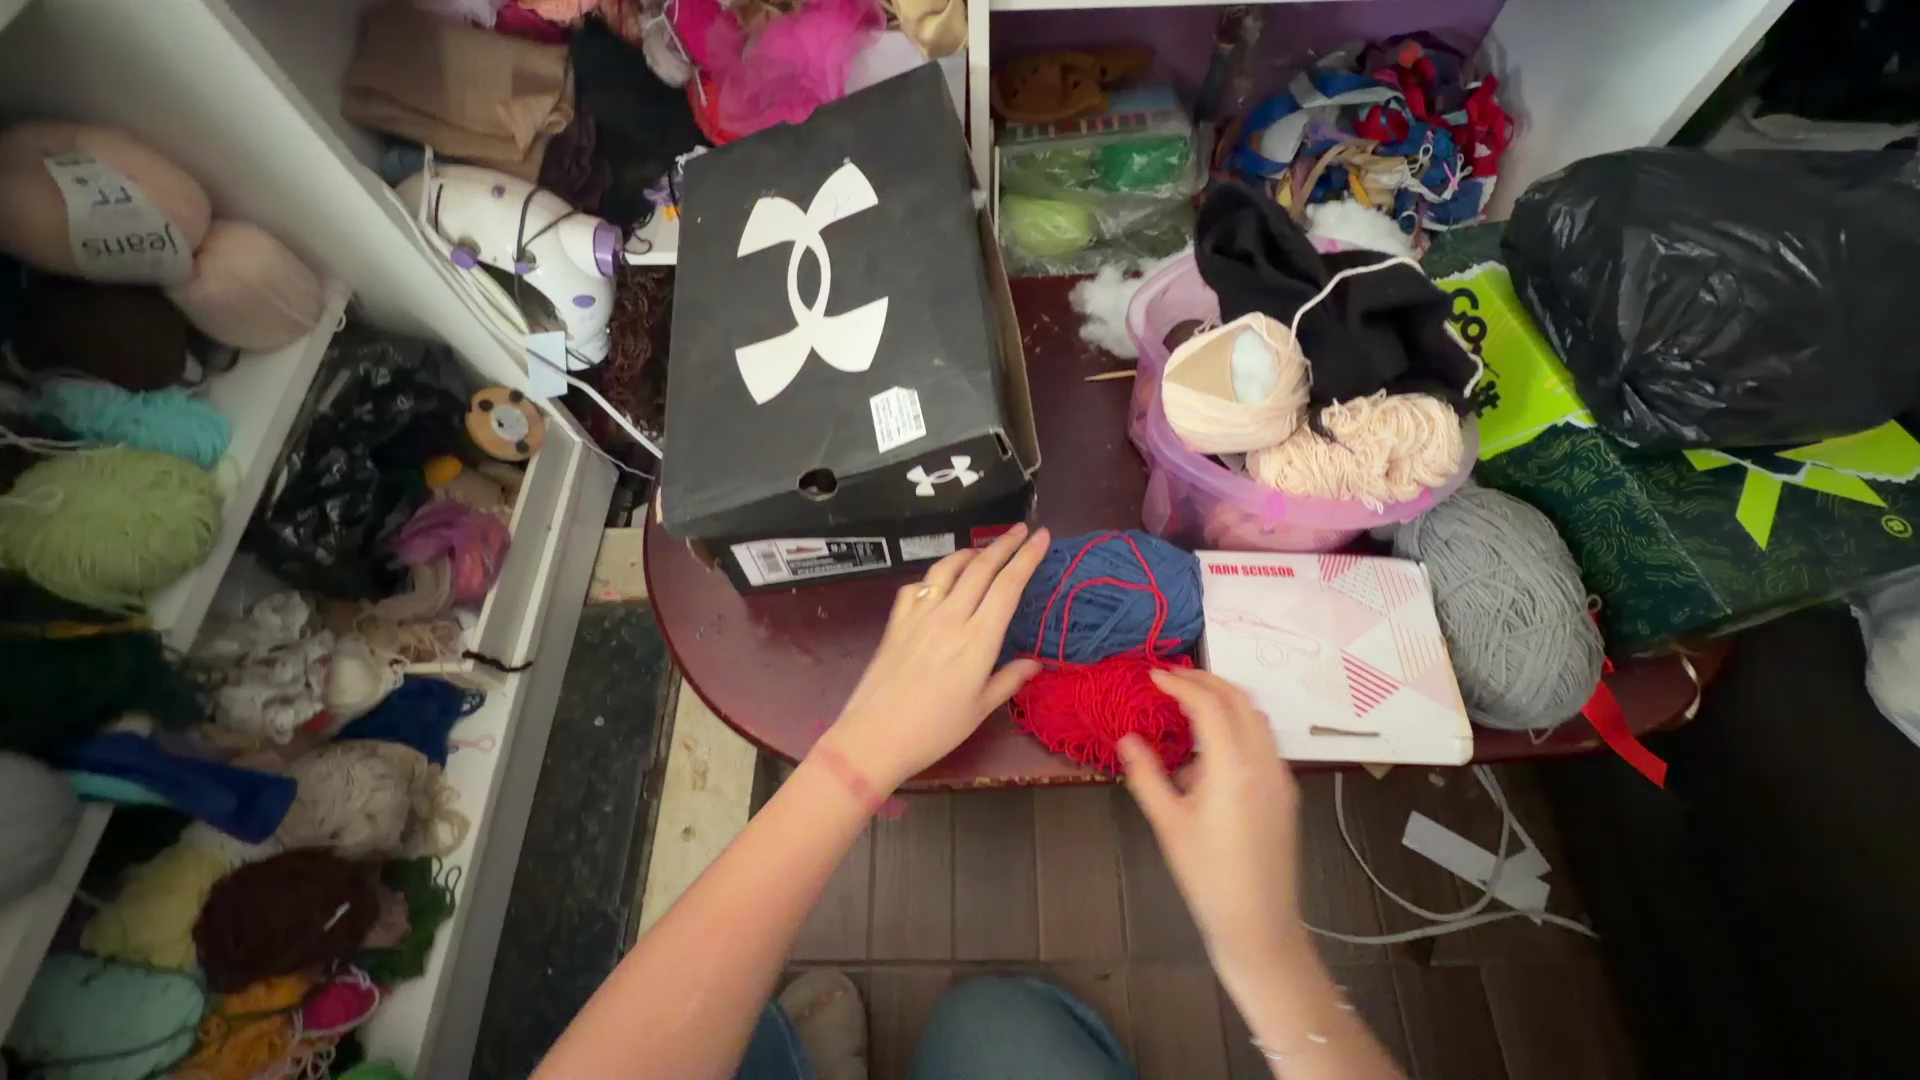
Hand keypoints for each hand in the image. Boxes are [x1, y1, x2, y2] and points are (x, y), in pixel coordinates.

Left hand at [819, 524, 1050, 790]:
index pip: (1008, 585)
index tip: (1042, 537)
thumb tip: (1036, 662)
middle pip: (981, 568)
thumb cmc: (935, 730)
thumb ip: (1009, 679)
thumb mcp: (980, 709)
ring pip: (947, 568)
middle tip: (1021, 529)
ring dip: (969, 553)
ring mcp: (919, 615)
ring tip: (983, 550)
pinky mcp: (896, 622)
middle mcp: (950, 617)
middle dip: (1004, 544)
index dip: (1027, 557)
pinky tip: (939, 582)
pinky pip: (918, 586)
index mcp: (978, 639)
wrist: (873, 737)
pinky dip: (934, 576)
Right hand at [1118, 669, 1307, 988]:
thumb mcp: (1167, 822)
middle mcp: (1263, 762)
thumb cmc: (1206, 874)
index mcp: (1232, 766)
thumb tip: (1127, 738)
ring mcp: (1280, 776)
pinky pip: (1263, 739)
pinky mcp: (1285, 791)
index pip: (1209, 704)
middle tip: (1171, 677)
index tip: (1153, 675)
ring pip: (1256, 716)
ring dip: (1224, 699)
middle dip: (1205, 680)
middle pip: (1239, 699)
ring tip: (1188, 702)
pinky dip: (1237, 724)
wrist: (1259, 924)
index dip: (1180, 683)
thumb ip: (1146, 773)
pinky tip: (1210, 747)